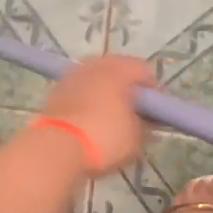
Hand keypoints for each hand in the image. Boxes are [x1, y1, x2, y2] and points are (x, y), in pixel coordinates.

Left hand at [38, 56, 151, 173]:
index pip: (143, 70)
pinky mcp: (56, 90)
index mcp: (118, 71)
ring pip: (96, 76)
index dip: (153, 90)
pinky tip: (90, 116)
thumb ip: (144, 125)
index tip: (156, 111)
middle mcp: (95, 65)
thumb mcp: (135, 138)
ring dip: (105, 89)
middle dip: (128, 85)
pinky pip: (79, 88)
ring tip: (111, 113)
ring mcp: (72, 75)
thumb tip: (144, 120)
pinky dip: (87, 97)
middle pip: (117, 68)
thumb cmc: (103, 138)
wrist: (56, 148)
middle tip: (134, 109)